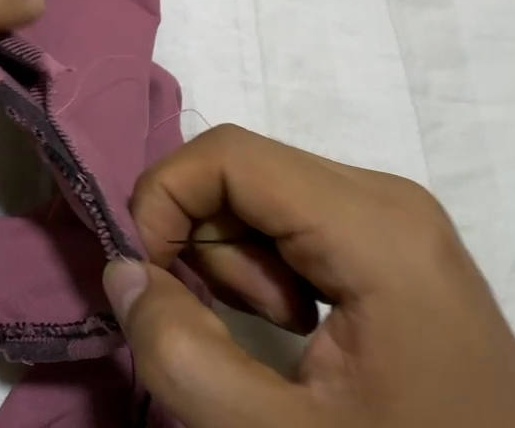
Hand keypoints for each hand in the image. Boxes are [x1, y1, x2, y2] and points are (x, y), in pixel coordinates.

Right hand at [102, 125, 514, 427]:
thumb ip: (184, 358)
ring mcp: (394, 217)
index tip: (142, 283)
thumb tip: (120, 271)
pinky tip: (289, 327)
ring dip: (228, 260)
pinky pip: (291, 221)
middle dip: (197, 241)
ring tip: (265, 337)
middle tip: (208, 325)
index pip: (227, 156)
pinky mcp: (392, 242)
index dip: (161, 202)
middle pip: (241, 171)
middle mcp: (385, 198)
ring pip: (259, 195)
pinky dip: (261, 266)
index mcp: (373, 228)